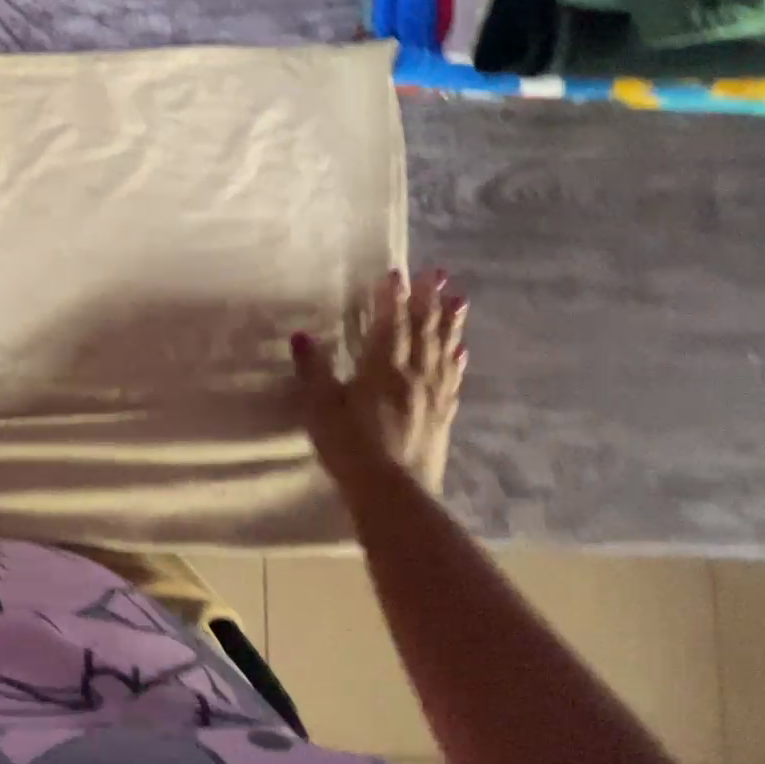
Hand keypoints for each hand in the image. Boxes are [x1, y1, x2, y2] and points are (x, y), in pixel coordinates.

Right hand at [290, 269, 466, 490]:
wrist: (393, 492)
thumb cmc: (349, 446)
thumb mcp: (320, 407)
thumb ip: (314, 369)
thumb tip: (303, 334)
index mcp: (381, 370)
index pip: (388, 324)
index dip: (391, 298)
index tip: (396, 271)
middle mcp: (414, 375)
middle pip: (423, 331)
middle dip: (428, 300)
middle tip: (436, 271)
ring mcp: (433, 395)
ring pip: (443, 350)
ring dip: (449, 322)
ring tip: (458, 298)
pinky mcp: (441, 415)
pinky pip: (452, 378)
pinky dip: (456, 359)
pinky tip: (461, 350)